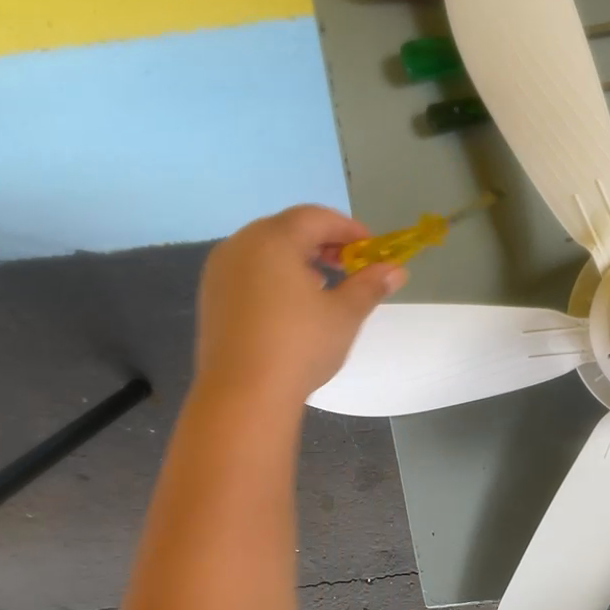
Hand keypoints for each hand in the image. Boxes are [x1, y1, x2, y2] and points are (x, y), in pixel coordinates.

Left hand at [194, 205, 404, 406]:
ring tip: (324, 286)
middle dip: (323, 243)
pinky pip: (249, 271)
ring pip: (266, 250)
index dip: (349, 229)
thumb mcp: (345, 315)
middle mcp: (241, 244)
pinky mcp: (213, 296)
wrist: (244, 392)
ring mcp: (221, 269)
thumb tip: (396, 270)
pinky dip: (275, 277)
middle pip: (288, 229)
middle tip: (350, 266)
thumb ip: (370, 286)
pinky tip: (292, 306)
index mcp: (274, 239)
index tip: (373, 250)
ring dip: (299, 259)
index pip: (316, 217)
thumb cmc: (300, 345)